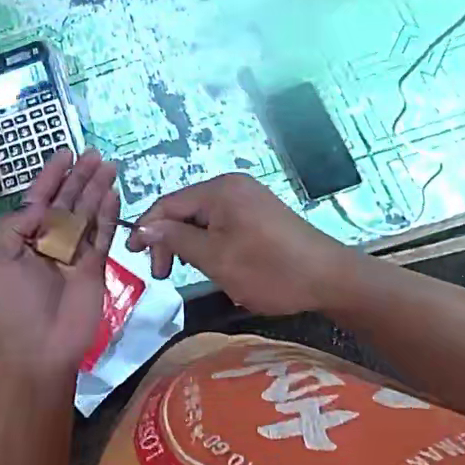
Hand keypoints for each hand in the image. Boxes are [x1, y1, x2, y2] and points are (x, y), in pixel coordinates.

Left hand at [0, 149, 121, 386]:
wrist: (38, 348)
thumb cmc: (13, 303)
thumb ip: (16, 224)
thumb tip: (40, 204)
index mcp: (23, 238)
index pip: (39, 199)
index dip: (52, 176)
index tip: (65, 153)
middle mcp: (49, 241)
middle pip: (67, 201)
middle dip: (79, 178)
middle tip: (95, 154)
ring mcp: (73, 254)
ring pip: (87, 214)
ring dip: (97, 190)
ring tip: (110, 167)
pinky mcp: (94, 267)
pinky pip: (102, 236)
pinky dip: (108, 216)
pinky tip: (113, 196)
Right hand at [128, 173, 357, 314]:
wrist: (329, 279)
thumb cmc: (268, 269)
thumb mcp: (214, 258)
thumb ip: (175, 240)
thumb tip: (142, 229)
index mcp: (220, 190)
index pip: (168, 204)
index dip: (147, 229)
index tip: (134, 258)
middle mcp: (233, 185)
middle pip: (185, 209)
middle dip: (170, 240)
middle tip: (165, 274)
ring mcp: (249, 198)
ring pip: (203, 218)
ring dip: (190, 244)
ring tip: (189, 271)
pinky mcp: (261, 213)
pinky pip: (223, 222)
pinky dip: (210, 242)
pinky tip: (215, 263)